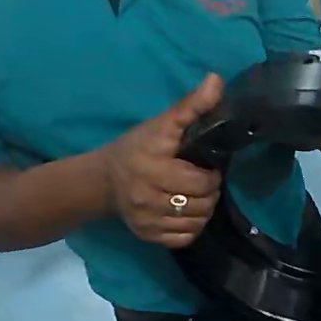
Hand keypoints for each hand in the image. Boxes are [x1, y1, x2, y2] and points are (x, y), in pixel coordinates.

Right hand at [104, 75, 224, 247]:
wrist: (103, 180)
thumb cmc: (136, 147)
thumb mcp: (161, 124)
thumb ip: (191, 106)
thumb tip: (217, 81)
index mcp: (153, 169)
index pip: (200, 183)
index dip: (212, 176)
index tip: (209, 168)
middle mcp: (148, 199)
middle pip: (201, 205)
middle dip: (210, 193)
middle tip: (205, 182)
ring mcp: (147, 221)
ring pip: (196, 223)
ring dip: (204, 210)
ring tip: (198, 196)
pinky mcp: (147, 236)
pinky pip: (184, 239)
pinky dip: (191, 227)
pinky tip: (187, 212)